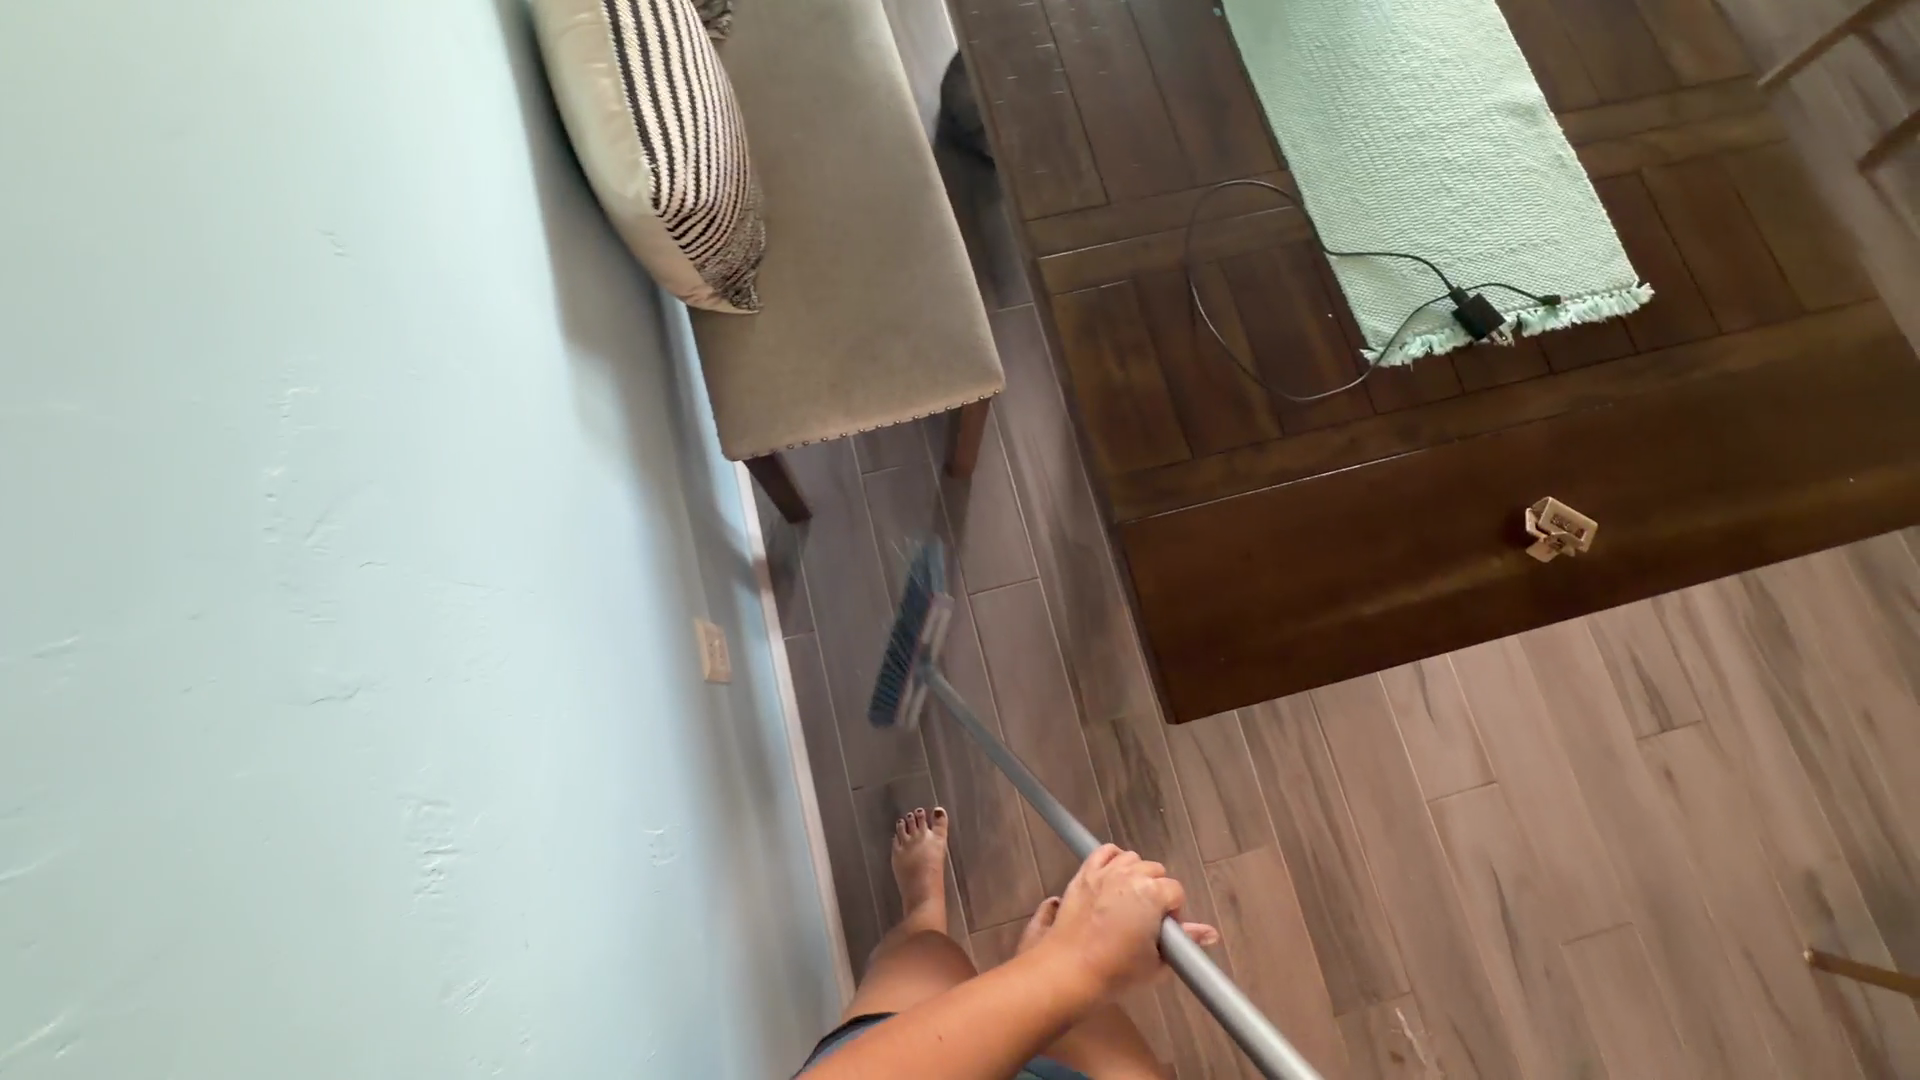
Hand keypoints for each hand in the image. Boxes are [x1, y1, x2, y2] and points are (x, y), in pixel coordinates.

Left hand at [1038, 844, 1219, 999]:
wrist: (1072, 967)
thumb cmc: (1118, 970)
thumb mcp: (1158, 962)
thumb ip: (1185, 941)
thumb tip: (1211, 933)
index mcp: (1152, 894)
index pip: (1176, 891)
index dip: (1174, 912)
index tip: (1163, 930)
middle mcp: (1130, 875)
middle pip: (1155, 871)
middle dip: (1156, 892)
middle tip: (1147, 918)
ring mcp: (1105, 871)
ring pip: (1132, 859)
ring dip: (1136, 875)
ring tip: (1130, 900)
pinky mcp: (1085, 872)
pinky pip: (1105, 852)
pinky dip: (1113, 858)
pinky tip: (1114, 876)